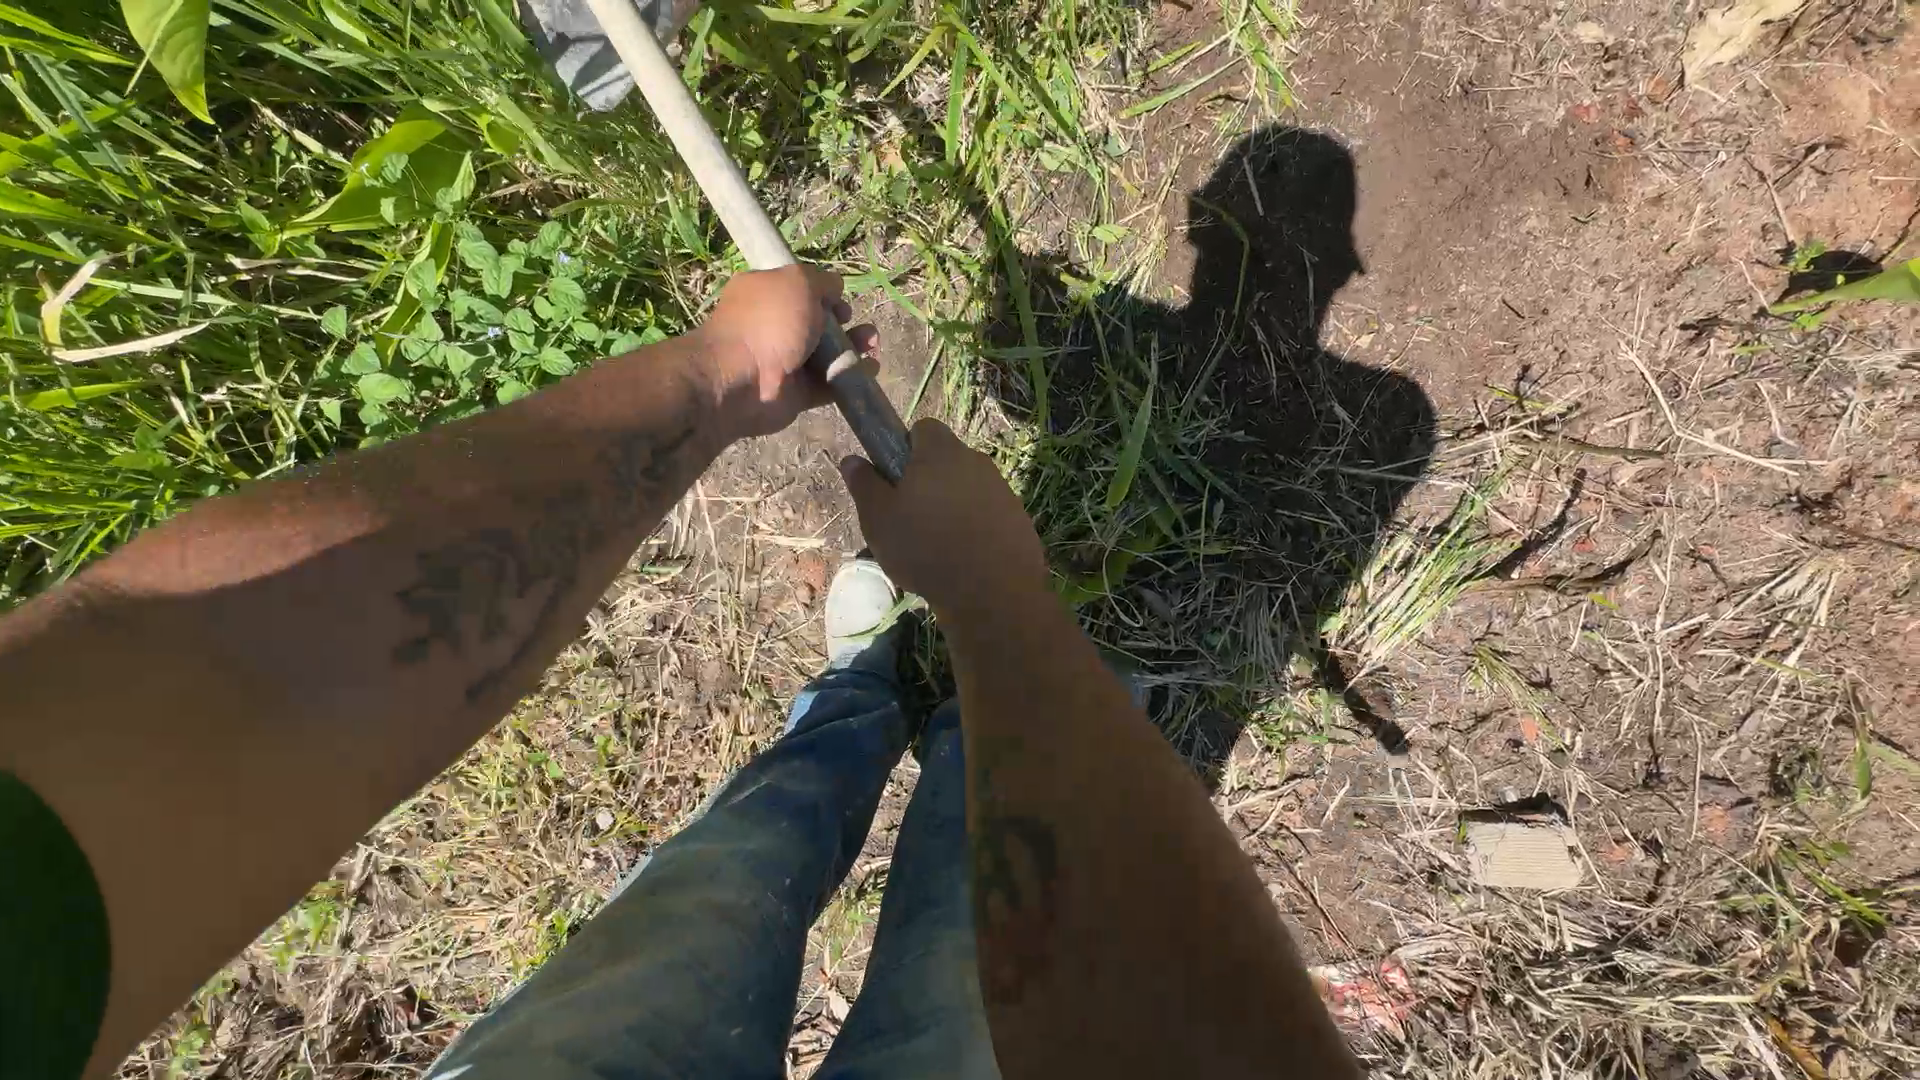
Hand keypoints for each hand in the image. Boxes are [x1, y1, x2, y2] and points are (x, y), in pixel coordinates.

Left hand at [693, 265, 878, 439]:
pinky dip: (851, 376)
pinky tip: (870, 369)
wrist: (742, 380)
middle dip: (846, 324)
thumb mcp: (798, 283)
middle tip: (863, 329)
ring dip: (854, 349)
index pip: (800, 290)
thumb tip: (836, 288)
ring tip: (873, 347)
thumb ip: (822, 281)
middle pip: (818, 324)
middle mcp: (774, 327)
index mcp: (766, 294)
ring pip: (828, 354)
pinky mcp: (797, 392)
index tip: (840, 302)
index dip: (825, 294)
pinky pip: (829, 383)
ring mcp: (786, 362)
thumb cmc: (768, 322)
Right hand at [839, 419, 1048, 619]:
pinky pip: (989, 516)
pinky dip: (977, 530)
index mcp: (941, 452)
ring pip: (969, 489)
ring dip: (953, 508)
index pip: (923, 428)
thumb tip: (852, 460)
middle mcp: (977, 461)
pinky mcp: (1019, 520)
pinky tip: (965, 561)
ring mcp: (1003, 491)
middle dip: (929, 482)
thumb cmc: (925, 548)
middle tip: (910, 519)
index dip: (906, 449)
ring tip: (937, 547)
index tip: (896, 480)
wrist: (992, 593)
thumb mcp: (878, 519)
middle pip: (947, 461)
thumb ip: (864, 485)